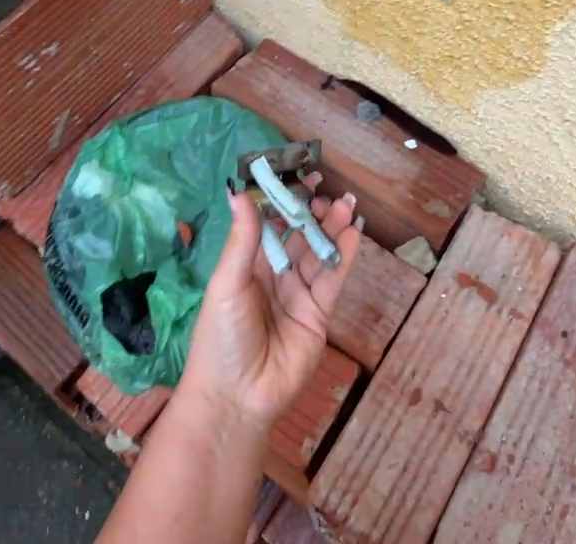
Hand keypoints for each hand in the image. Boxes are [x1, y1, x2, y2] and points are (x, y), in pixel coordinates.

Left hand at [175, 180, 360, 436]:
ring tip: (346, 204)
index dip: (284, 203)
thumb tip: (238, 192)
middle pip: (298, 238)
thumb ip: (242, 240)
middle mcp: (274, 277)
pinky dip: (344, 255)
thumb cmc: (221, 337)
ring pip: (319, 254)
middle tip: (328, 191)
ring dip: (332, 229)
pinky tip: (354, 232)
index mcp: (247, 267)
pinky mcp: (319, 315)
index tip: (298, 178)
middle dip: (313, 214)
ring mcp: (298, 296)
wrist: (237, 397)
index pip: (270, 226)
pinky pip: (333, 279)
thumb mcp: (227, 283)